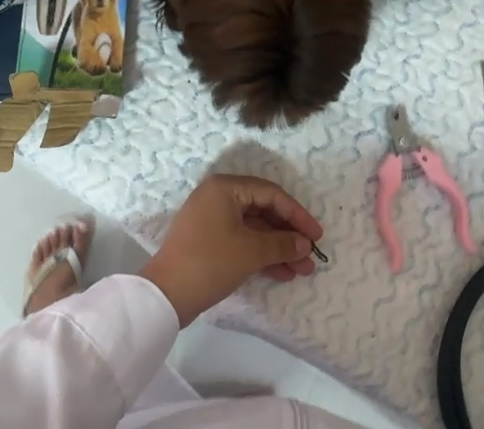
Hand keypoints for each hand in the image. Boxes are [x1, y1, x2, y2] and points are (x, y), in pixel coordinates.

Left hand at [139, 174, 324, 326]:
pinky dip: (261, 255)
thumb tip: (304, 244)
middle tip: (310, 256)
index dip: (297, 215)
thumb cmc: (211, 262)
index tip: (317, 236)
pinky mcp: (208, 242)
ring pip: (254, 229)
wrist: (166, 295)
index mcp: (225, 188)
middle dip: (288, 235)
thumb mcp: (251, 251)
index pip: (271, 194)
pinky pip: (242, 241)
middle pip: (263, 211)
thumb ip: (282, 244)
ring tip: (302, 270)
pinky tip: (283, 273)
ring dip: (278, 248)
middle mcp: (218, 197)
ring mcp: (212, 219)